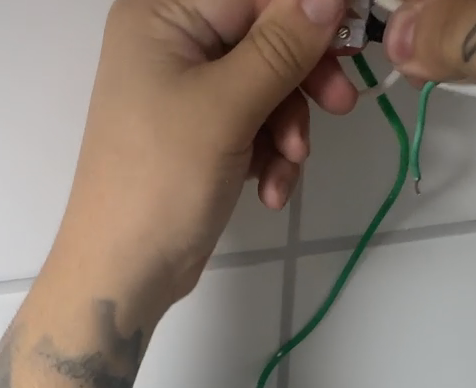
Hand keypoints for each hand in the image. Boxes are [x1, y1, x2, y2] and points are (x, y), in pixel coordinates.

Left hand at [50, 0, 358, 318]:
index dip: (305, 11)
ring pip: (266, 87)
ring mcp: (188, 95)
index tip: (351, 36)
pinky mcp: (202, 140)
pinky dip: (270, 157)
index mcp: (164, 14)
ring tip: (288, 167)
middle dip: (303, 75)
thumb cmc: (161, 182)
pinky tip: (270, 191)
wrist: (124, 273)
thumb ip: (281, 46)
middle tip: (341, 104)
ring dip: (288, 130)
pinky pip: (254, 128)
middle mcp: (174, 44)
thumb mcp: (225, 108)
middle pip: (264, 34)